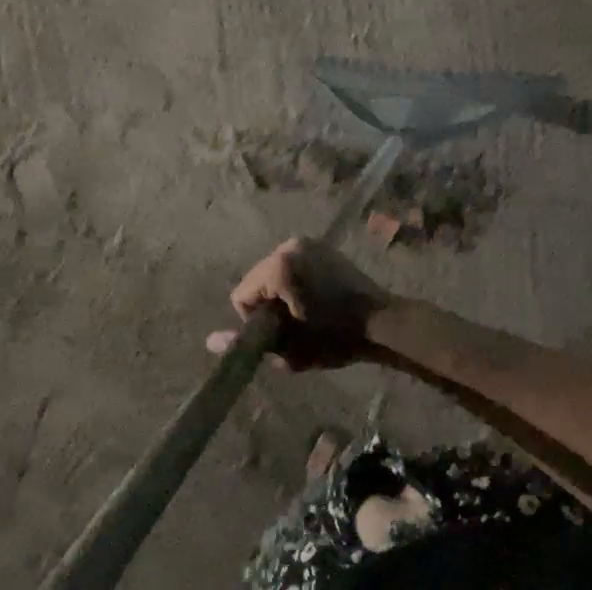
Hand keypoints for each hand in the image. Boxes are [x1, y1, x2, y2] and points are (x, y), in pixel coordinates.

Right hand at [206, 237, 392, 370]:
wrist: (381, 322)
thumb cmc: (334, 339)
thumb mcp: (289, 348)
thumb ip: (246, 342)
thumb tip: (209, 342)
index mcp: (278, 266)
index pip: (242, 296)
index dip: (256, 322)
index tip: (284, 333)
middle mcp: (289, 246)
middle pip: (257, 281)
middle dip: (268, 304)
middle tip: (297, 326)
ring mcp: (307, 242)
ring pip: (274, 273)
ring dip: (282, 293)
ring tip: (309, 313)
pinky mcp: (322, 245)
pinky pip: (294, 265)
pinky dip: (297, 281)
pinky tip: (318, 299)